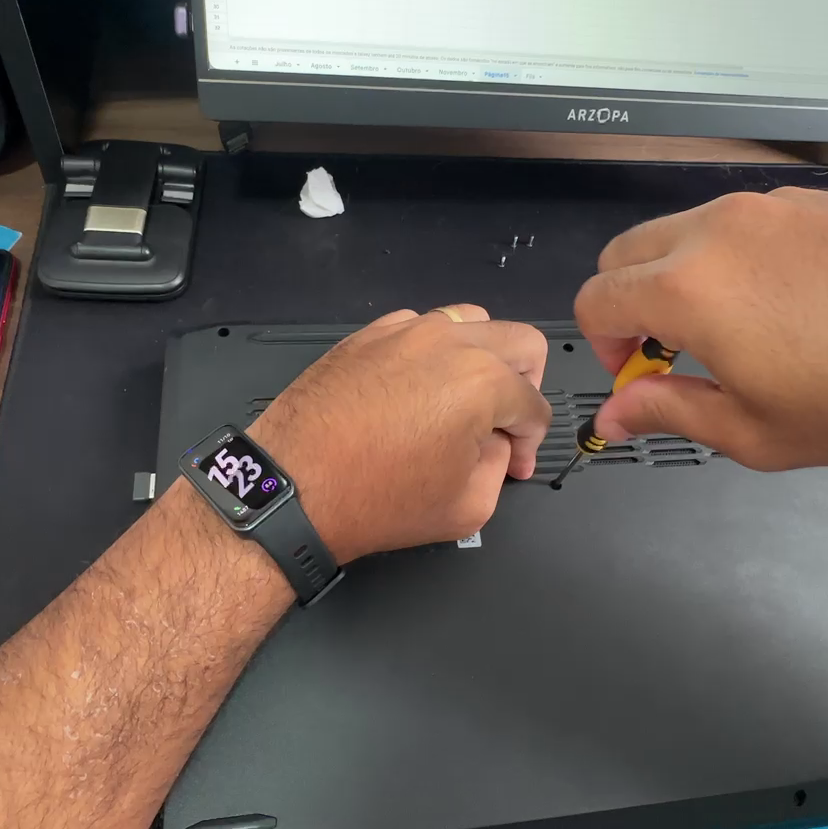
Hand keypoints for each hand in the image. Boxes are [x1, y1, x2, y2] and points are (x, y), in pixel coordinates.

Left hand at [245, 305, 550, 563]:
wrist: (293, 489)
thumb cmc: (378, 502)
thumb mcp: (467, 507)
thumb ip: (501, 466)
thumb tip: (497, 443)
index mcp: (482, 382)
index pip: (534, 405)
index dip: (532, 443)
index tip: (516, 464)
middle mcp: (449, 341)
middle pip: (522, 342)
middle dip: (526, 384)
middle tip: (506, 423)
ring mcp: (405, 330)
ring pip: (473, 321)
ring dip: (484, 357)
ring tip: (465, 399)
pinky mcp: (369, 334)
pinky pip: (420, 326)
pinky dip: (434, 352)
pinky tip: (418, 388)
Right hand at [573, 186, 827, 470]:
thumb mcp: (753, 431)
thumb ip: (666, 412)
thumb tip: (613, 415)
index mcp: (688, 286)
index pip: (595, 298)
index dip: (600, 344)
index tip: (636, 373)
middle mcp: (718, 229)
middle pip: (625, 253)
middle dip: (627, 304)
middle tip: (670, 351)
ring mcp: (771, 204)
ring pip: (683, 233)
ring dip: (678, 278)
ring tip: (738, 330)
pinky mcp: (817, 197)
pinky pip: (741, 224)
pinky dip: (731, 260)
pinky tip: (792, 303)